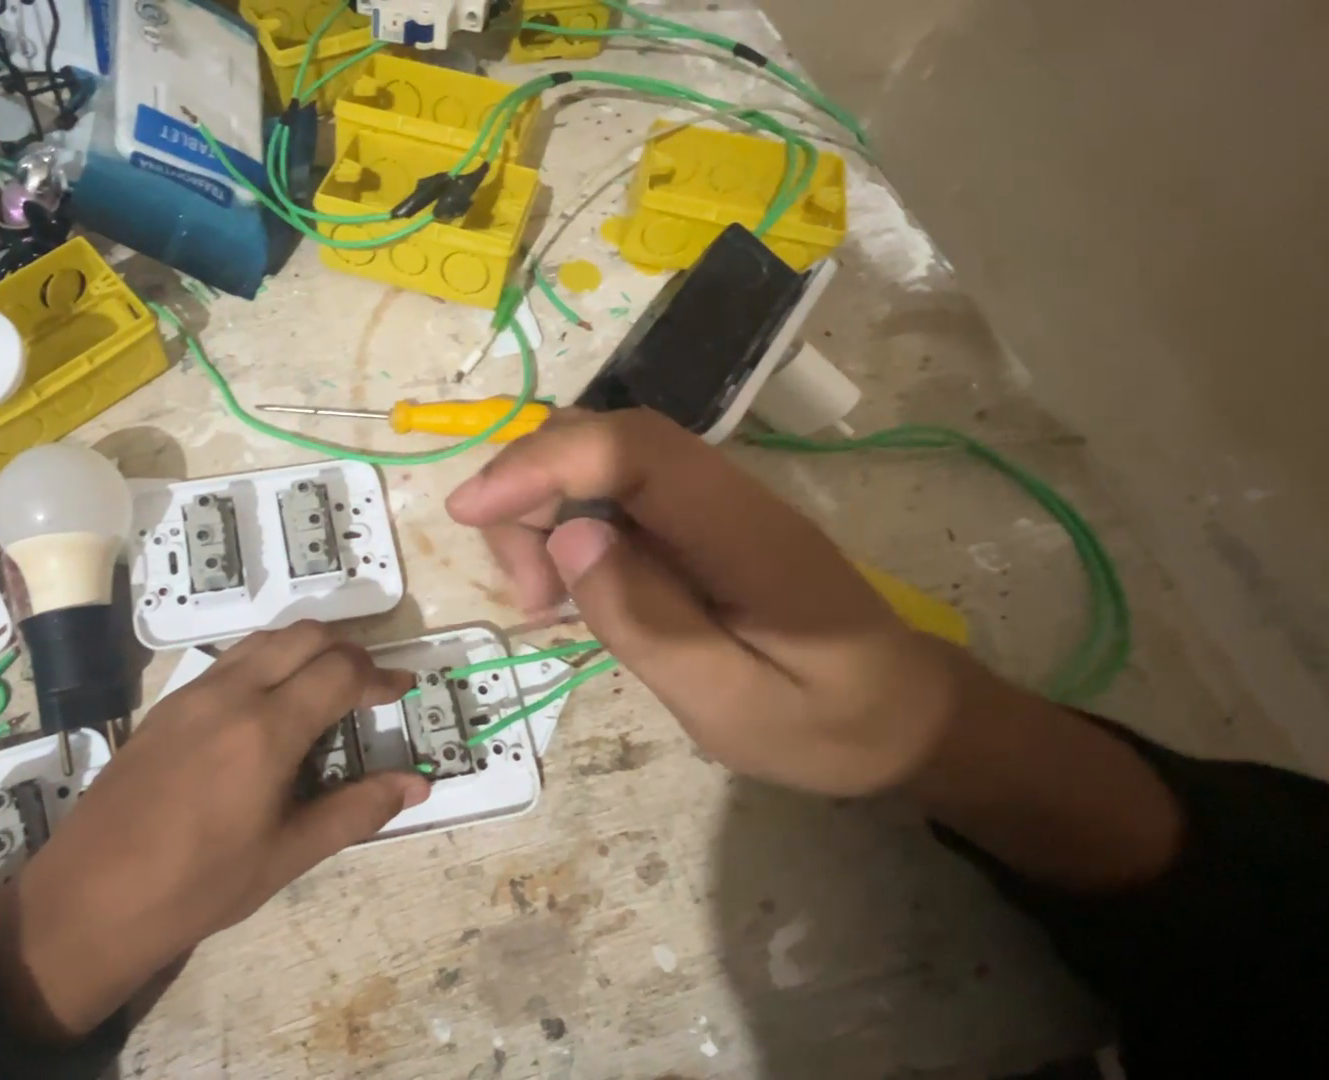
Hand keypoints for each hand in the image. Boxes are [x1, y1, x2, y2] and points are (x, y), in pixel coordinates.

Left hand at [0, 621, 427, 1039]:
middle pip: (304, 636)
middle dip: (347, 650)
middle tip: (370, 686)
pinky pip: (230, 659)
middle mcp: (231, 693)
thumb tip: (417, 784)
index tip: (403, 689)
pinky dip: (267, 660)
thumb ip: (356, 810)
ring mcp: (193, 693)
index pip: (339, 672)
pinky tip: (271, 703)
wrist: (91, 897)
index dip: (380, 676)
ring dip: (305, 648)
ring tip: (327, 686)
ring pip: (264, 639)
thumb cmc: (199, 885)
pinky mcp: (167, 705)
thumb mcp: (287, 855)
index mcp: (266, 729)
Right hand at [446, 408, 960, 796]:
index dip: (543, 463)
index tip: (469, 510)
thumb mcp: (732, 706)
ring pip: (591, 464)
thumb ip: (650, 624)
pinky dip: (560, 532)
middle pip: (599, 443)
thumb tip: (569, 540)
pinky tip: (567, 591)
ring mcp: (705, 503)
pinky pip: (605, 498)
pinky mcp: (688, 522)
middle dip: (528, 498)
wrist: (898, 714)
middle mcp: (722, 494)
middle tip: (527, 597)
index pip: (634, 452)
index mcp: (745, 532)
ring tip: (545, 605)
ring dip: (538, 517)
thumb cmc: (825, 723)